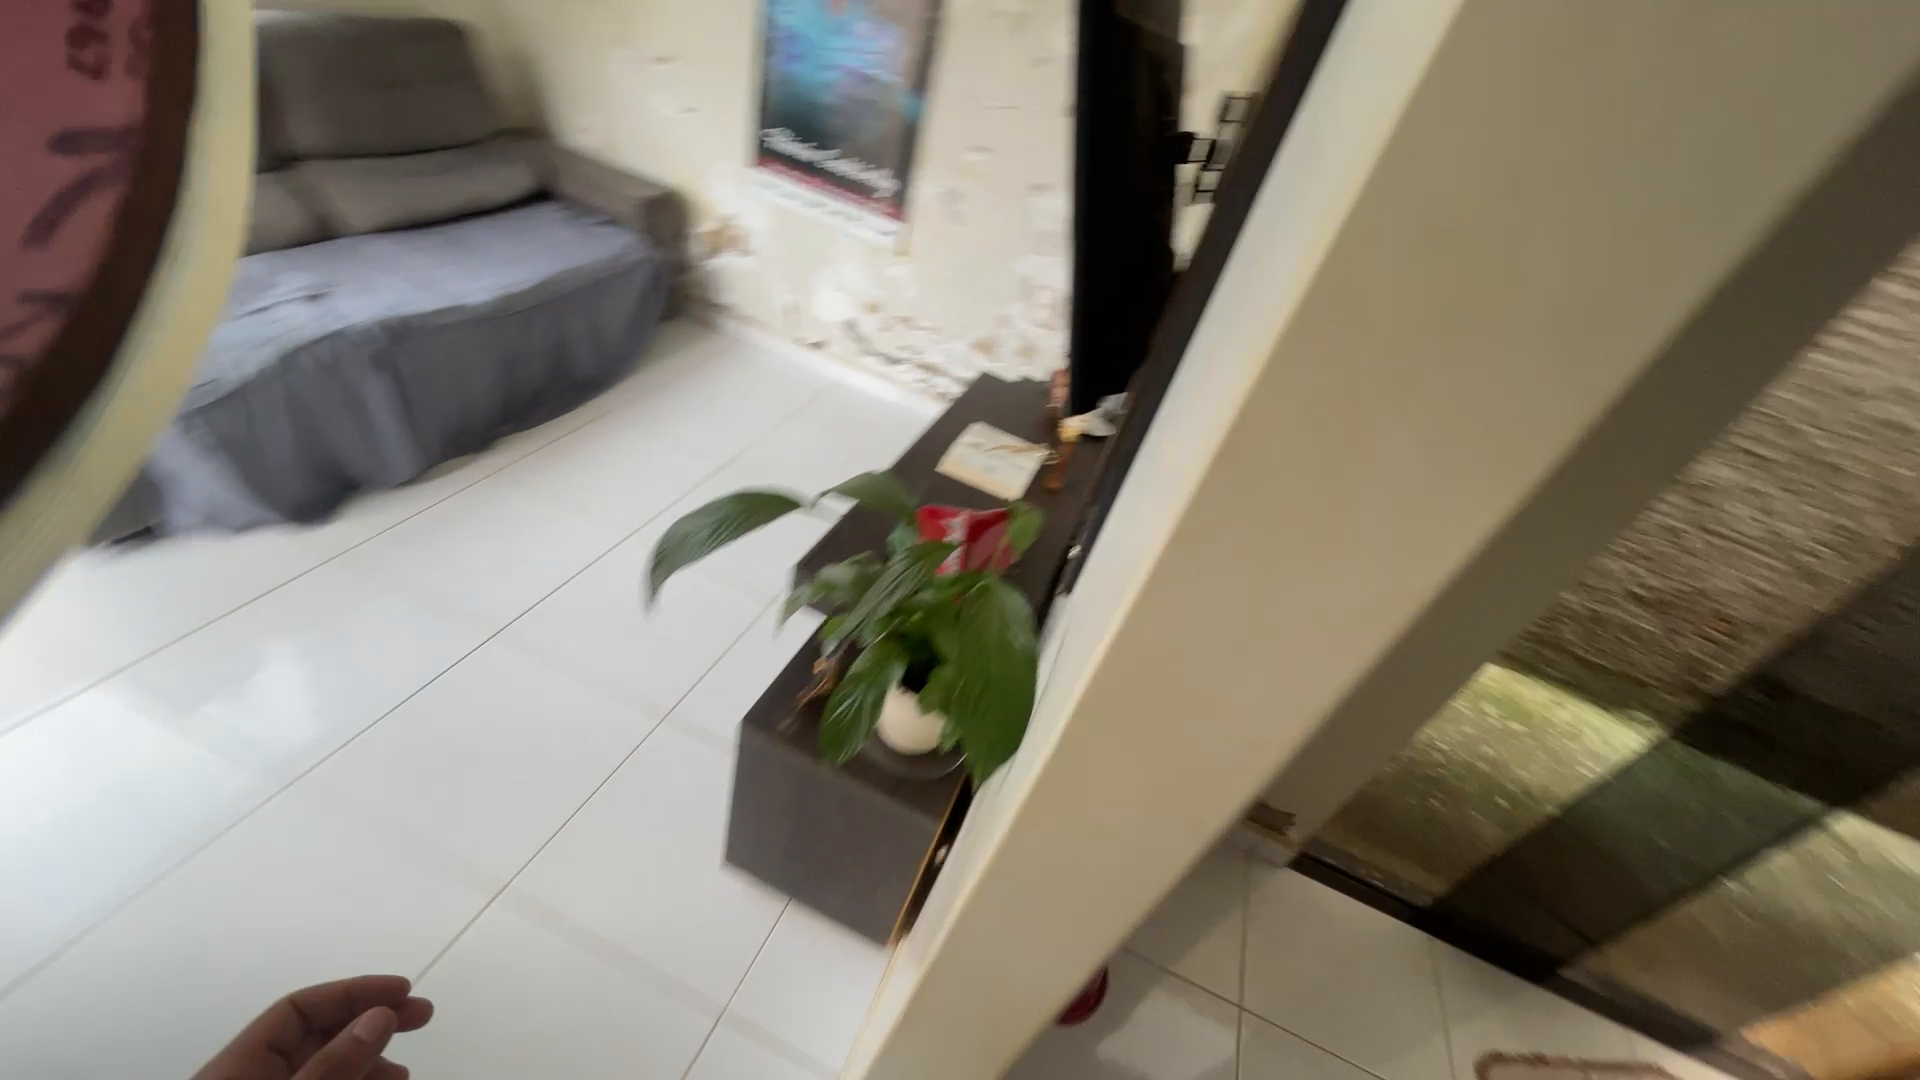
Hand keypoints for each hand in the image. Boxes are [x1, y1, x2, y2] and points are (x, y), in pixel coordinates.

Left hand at [191, 975, 433, 1079]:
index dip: (353, 992)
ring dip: (369, 1059)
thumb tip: (383, 1012)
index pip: (296, 1008)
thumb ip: (333, 1065)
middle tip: (423, 1016)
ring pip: (321, 1067)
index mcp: (231, 1070)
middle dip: (372, 1022)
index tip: (404, 990)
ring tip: (403, 1072)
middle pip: (314, 1035)